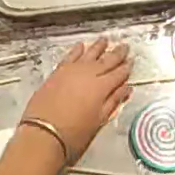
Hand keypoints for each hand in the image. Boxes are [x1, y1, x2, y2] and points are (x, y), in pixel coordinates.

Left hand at [22, 37, 133, 160]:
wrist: (43, 133)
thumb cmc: (73, 134)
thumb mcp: (98, 121)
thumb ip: (113, 102)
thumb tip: (126, 89)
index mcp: (102, 87)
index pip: (118, 74)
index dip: (126, 68)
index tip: (131, 61)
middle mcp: (88, 74)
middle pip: (106, 60)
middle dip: (117, 53)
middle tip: (125, 46)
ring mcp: (71, 71)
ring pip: (89, 54)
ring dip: (98, 47)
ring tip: (105, 40)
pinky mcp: (57, 73)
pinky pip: (70, 56)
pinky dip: (77, 50)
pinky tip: (81, 46)